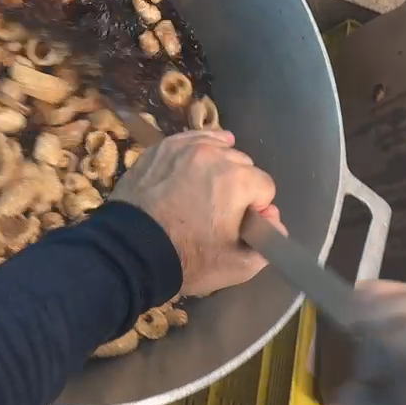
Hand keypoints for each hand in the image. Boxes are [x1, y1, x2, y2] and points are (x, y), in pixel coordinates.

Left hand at [110, 129, 280, 296]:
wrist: (132, 250)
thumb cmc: (189, 258)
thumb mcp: (239, 264)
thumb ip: (268, 240)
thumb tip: (273, 220)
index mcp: (237, 179)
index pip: (265, 186)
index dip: (258, 208)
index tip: (242, 223)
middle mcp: (213, 154)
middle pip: (242, 164)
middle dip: (238, 186)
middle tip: (220, 210)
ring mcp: (184, 146)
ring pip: (217, 148)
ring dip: (218, 165)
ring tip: (205, 189)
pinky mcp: (161, 148)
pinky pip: (190, 140)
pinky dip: (197, 150)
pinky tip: (197, 159)